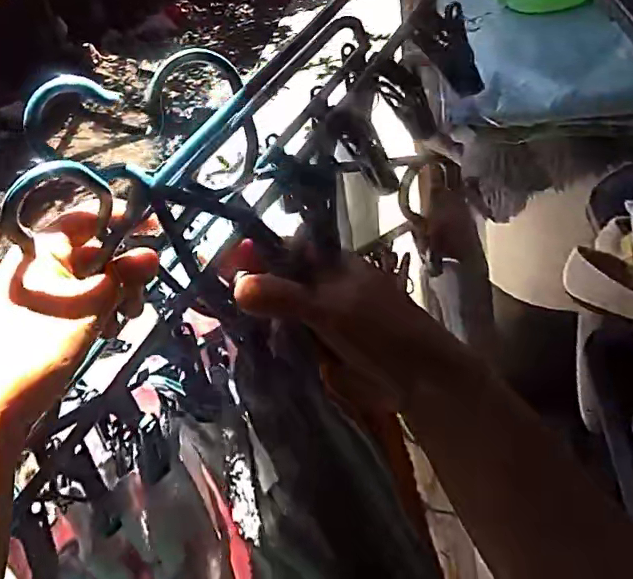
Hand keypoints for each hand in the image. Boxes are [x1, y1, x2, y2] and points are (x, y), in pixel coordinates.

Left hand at [0, 208, 158, 439]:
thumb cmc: (37, 348)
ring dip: (113, 293)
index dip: (123, 218)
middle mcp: (36, 263)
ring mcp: (35, 292)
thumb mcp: (91, 307)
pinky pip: (76, 301)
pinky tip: (106, 331)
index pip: (88, 216)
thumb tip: (150, 254)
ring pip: (88, 279)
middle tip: (142, 291)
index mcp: (42, 247)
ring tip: (124, 318)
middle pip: (92, 250)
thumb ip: (123, 277)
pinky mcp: (36, 319)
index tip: (154, 227)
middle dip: (123, 268)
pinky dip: (97, 310)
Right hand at [230, 247, 475, 413]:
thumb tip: (237, 284)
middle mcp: (320, 284)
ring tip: (216, 321)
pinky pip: (283, 339)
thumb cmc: (381, 331)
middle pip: (273, 279)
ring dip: (252, 316)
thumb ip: (284, 295)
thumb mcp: (329, 308)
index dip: (252, 253)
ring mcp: (317, 316)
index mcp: (327, 262)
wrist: (420, 383)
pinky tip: (241, 347)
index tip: (219, 265)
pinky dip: (266, 342)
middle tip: (211, 298)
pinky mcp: (317, 347)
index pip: (281, 248)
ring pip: (275, 310)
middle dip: (246, 286)